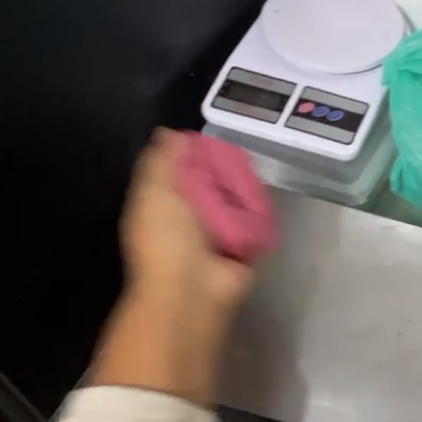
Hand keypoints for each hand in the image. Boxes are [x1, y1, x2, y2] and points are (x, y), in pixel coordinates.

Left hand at [90, 129, 253, 403]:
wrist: (194, 288)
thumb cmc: (167, 238)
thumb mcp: (154, 191)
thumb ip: (162, 161)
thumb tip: (171, 133)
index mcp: (162, 205)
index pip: (177, 174)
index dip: (191, 156)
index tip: (210, 140)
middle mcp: (190, 220)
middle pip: (210, 187)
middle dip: (223, 172)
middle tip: (241, 152)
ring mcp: (218, 236)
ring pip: (234, 204)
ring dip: (244, 191)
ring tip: (257, 169)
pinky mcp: (244, 249)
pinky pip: (255, 225)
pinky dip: (261, 214)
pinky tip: (267, 195)